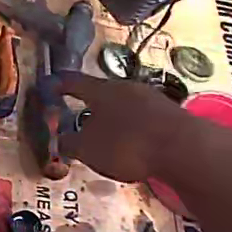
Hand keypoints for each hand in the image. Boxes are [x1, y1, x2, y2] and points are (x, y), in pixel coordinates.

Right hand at [56, 71, 192, 182]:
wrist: (183, 149)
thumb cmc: (126, 145)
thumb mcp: (88, 149)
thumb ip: (71, 143)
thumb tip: (61, 140)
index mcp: (101, 91)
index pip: (74, 82)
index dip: (59, 85)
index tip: (49, 85)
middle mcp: (126, 88)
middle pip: (102, 94)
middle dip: (89, 107)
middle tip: (78, 121)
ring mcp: (151, 99)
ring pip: (124, 106)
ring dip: (113, 120)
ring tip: (106, 139)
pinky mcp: (170, 114)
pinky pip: (142, 119)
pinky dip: (132, 130)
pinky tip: (132, 147)